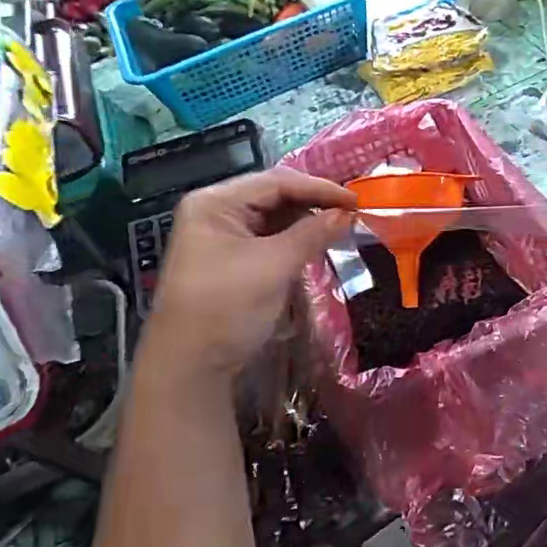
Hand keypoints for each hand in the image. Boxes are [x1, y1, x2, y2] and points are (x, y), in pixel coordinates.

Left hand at [143, 168, 353, 376]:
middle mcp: (216, 211)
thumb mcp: (274, 266)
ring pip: (274, 217)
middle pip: (274, 195)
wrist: (190, 365)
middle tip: (352, 212)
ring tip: (341, 226)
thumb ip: (312, 234)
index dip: (320, 188)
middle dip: (314, 202)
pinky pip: (269, 238)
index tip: (357, 200)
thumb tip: (348, 214)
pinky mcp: (232, 259)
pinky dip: (295, 239)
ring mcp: (222, 236)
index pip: (276, 181)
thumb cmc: (227, 307)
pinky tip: (317, 243)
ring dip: (307, 221)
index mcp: (215, 202)